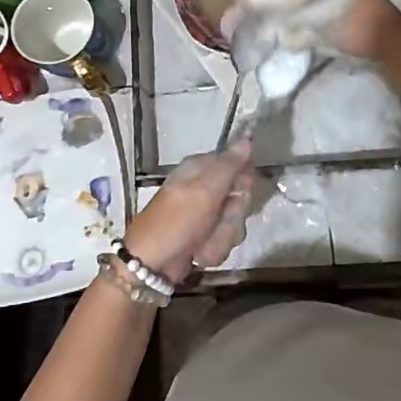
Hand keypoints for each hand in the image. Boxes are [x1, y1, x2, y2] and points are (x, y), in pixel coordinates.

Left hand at [123, 143, 254, 280]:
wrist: (153, 262)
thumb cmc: (178, 220)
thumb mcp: (206, 189)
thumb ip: (229, 165)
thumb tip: (246, 139)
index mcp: (200, 170)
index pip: (236, 164)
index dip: (243, 178)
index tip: (244, 188)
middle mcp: (204, 190)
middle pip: (240, 198)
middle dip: (232, 216)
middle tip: (218, 218)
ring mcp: (204, 215)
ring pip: (234, 223)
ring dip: (222, 237)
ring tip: (203, 242)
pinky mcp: (204, 237)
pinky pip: (224, 240)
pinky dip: (213, 249)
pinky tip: (199, 254)